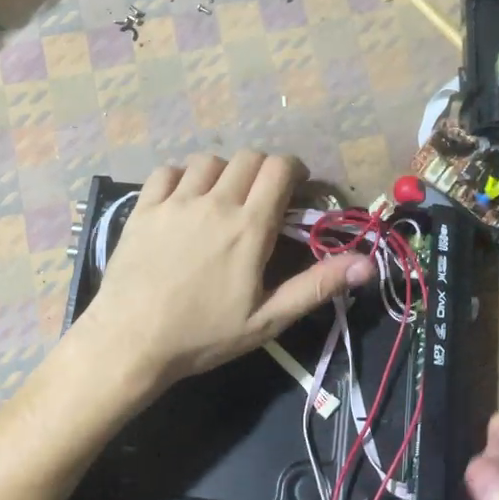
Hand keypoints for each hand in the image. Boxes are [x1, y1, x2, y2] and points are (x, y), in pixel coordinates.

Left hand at [75, 151, 373, 385]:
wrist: (131, 341)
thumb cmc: (203, 336)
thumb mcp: (267, 320)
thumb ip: (316, 286)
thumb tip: (367, 263)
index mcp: (249, 227)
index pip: (279, 169)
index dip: (293, 171)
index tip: (295, 190)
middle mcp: (214, 202)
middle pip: (248, 158)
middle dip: (263, 171)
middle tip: (261, 199)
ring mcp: (175, 202)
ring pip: (208, 161)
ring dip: (224, 172)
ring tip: (222, 199)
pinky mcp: (143, 209)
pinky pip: (167, 172)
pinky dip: (182, 177)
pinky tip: (183, 200)